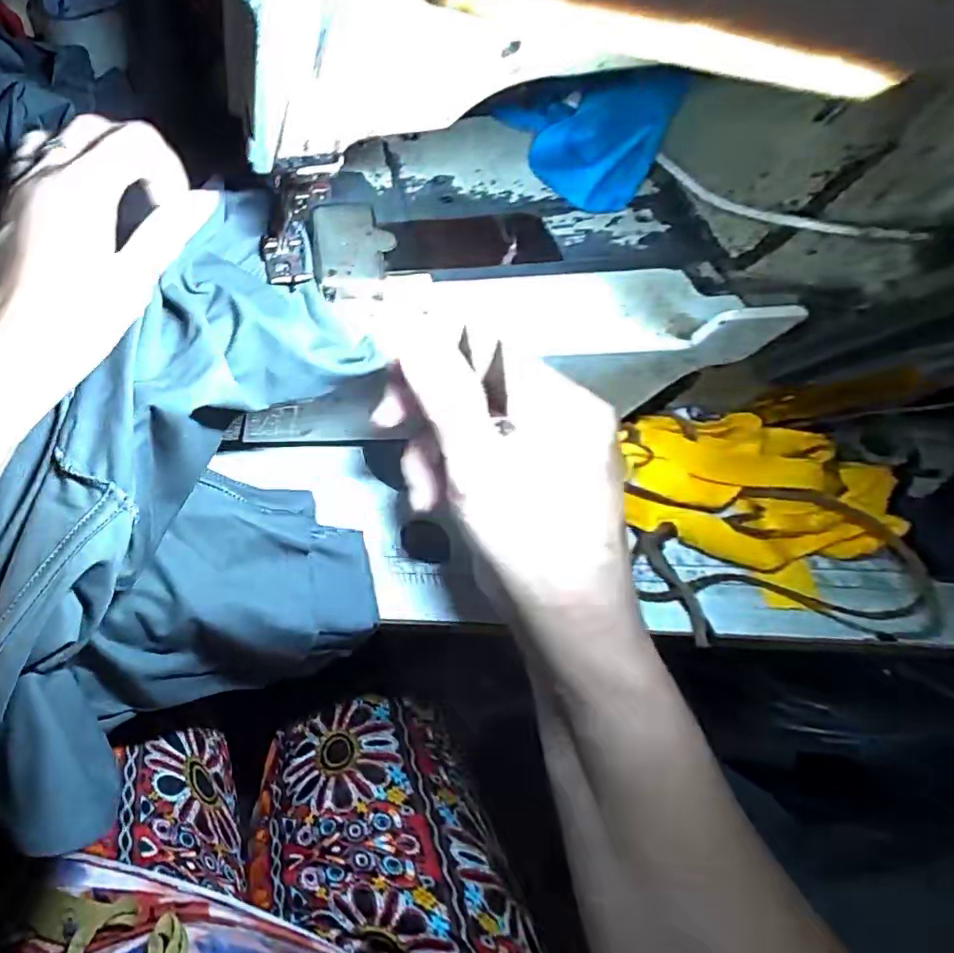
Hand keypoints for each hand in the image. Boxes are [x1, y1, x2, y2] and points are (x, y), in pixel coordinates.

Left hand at [0, 115, 217, 430]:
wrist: (4, 361)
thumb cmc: (72, 329)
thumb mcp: (130, 283)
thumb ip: (166, 232)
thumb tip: (205, 199)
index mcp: (81, 187)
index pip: (137, 140)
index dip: (168, 170)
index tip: (174, 213)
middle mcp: (44, 172)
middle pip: (99, 129)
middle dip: (137, 153)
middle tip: (154, 200)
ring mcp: (16, 186)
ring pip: (62, 136)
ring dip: (98, 151)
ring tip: (116, 193)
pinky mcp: (1, 206)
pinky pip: (32, 157)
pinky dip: (61, 160)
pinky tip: (72, 198)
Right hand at [372, 324, 634, 623]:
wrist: (567, 620)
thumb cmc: (523, 536)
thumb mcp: (473, 459)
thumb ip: (443, 391)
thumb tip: (413, 333)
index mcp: (558, 399)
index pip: (486, 347)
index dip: (430, 355)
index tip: (389, 379)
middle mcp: (560, 414)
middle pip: (475, 386)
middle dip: (426, 413)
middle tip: (386, 425)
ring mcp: (551, 449)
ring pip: (472, 425)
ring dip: (433, 453)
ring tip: (422, 493)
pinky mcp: (536, 478)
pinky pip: (485, 455)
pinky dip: (454, 473)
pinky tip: (438, 502)